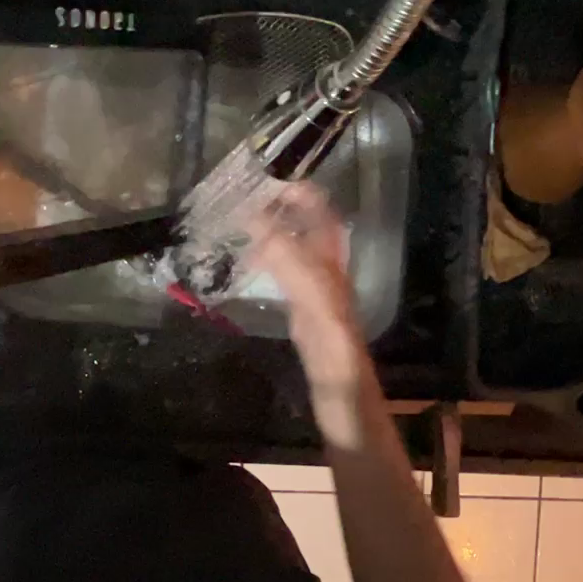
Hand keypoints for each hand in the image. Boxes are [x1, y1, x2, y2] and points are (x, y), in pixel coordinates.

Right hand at [247, 183, 368, 392]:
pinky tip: (246, 266)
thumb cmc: (335, 356)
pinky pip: (284, 277)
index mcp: (333, 267)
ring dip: (270, 233)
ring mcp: (315, 294)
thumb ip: (290, 265)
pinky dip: (265, 263)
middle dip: (279, 208)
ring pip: (294, 250)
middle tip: (241, 196)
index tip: (267, 177)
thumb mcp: (315, 306)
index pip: (321, 215)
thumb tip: (257, 223)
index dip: (300, 193)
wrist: (346, 403)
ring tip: (236, 222)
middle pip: (306, 229)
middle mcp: (327, 274)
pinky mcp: (303, 315)